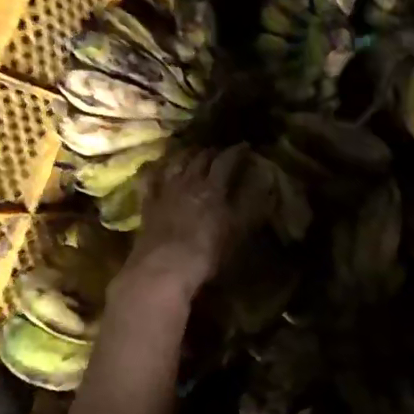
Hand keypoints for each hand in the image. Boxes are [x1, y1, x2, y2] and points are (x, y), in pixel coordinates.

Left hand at [116, 148, 240, 298]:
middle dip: (213, 151)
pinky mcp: (148, 203)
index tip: (246, 145)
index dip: (237, 151)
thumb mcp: (238, 231)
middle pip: (200, 158)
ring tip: (193, 152)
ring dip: (186, 154)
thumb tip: (266, 183)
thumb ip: (252, 205)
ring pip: (175, 162)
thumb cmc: (207, 252)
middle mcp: (188, 181)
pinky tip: (157, 167)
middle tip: (220, 151)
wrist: (164, 268)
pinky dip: (156, 169)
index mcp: (213, 187)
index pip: (227, 160)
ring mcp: (165, 190)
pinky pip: (149, 178)